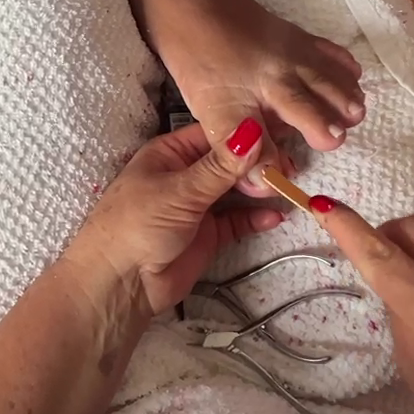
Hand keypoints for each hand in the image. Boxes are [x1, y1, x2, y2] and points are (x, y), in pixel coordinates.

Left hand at [67, 120, 283, 315]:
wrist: (121, 283)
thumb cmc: (138, 224)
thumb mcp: (180, 190)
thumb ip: (220, 166)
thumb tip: (254, 129)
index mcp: (169, 153)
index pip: (213, 133)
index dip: (245, 133)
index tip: (281, 130)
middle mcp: (185, 174)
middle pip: (228, 162)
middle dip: (257, 163)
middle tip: (292, 164)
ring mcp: (197, 205)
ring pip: (236, 191)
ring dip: (260, 190)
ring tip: (290, 187)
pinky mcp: (208, 234)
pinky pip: (237, 221)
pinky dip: (255, 218)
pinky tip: (276, 217)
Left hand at [147, 0, 365, 195]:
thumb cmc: (193, 55)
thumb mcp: (209, 109)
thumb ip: (237, 148)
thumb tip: (265, 184)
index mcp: (277, 91)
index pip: (311, 124)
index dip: (318, 140)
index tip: (316, 155)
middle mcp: (295, 70)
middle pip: (331, 98)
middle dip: (339, 119)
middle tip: (342, 132)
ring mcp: (295, 47)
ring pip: (336, 75)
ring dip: (346, 95)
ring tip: (353, 111)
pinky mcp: (290, 31)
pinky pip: (329, 50)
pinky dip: (342, 65)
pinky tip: (348, 74)